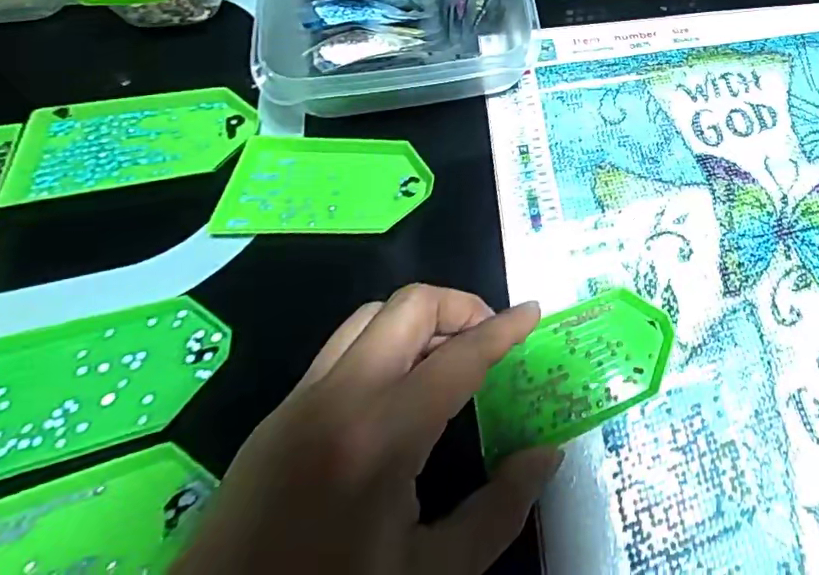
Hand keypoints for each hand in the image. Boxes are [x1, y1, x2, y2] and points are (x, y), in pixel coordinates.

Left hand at [172, 285, 559, 574]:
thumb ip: (498, 511)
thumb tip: (544, 456)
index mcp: (378, 436)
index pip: (459, 355)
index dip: (505, 328)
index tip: (534, 311)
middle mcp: (335, 401)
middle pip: (408, 306)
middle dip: (461, 308)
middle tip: (489, 341)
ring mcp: (297, 405)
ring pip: (369, 318)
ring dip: (419, 322)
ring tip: (448, 361)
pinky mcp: (274, 421)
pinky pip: (342, 350)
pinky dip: (386, 346)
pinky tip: (401, 395)